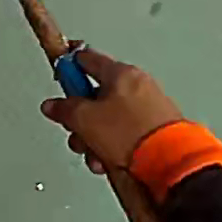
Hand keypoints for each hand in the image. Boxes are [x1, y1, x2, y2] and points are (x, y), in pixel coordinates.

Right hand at [40, 47, 181, 174]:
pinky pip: (119, 133)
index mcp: (121, 74)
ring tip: (93, 149)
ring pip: (104, 118)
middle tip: (73, 125)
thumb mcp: (82, 117)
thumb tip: (53, 106)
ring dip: (90, 136)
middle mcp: (136, 87)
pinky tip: (106, 158)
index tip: (58, 72)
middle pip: (92, 95)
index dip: (67, 66)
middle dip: (77, 116)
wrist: (168, 161)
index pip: (86, 59)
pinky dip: (108, 146)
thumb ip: (63, 108)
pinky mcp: (152, 129)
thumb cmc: (131, 133)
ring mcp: (146, 109)